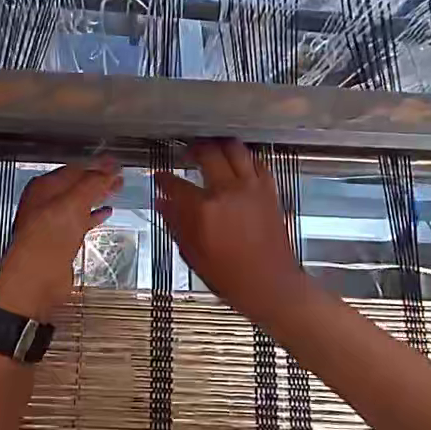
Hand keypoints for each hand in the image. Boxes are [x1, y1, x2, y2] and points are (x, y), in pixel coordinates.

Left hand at [0, 158, 122, 321]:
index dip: (97, 165)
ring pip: (80, 202)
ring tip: (116, 189)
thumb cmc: (45, 241)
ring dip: (98, 195)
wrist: (35, 280)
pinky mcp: (62, 241)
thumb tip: (108, 169)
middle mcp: (46, 203)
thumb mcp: (72, 204)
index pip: (76, 168)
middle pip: (78, 184)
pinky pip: (81, 221)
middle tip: (119, 174)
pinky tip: (105, 213)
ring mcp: (53, 223)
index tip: (115, 163)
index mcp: (44, 188)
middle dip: (99, 178)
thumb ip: (92, 184)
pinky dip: (94, 215)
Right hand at [155, 140, 312, 320]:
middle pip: (208, 153)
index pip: (176, 184)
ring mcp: (252, 188)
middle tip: (186, 152)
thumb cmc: (230, 276)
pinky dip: (245, 157)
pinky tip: (238, 161)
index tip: (160, 177)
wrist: (270, 284)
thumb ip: (175, 223)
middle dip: (193, 149)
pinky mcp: (269, 191)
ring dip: (219, 145)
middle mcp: (228, 191)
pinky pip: (257, 162)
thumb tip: (161, 203)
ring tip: (211, 149)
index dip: (163, 179)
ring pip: (235, 149)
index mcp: (204, 209)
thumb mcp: (193, 252)